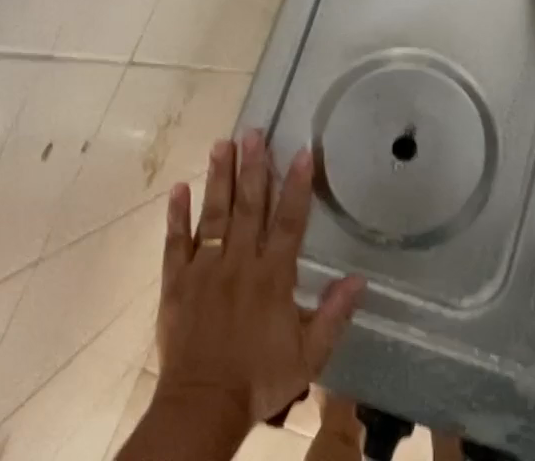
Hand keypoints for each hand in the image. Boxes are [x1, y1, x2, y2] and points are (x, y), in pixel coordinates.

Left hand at [155, 131, 366, 429]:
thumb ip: (334, 314)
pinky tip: (178, 188)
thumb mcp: (310, 355)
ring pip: (214, 215)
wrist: (203, 404)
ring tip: (221, 144)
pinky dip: (176, 216)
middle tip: (253, 131)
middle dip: (253, 167)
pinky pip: (175, 243)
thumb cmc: (260, 379)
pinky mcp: (176, 282)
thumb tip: (359, 279)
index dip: (297, 186)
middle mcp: (239, 263)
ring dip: (219, 179)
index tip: (301, 152)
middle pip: (249, 207)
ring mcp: (204, 269)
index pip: (289, 222)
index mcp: (273, 277)